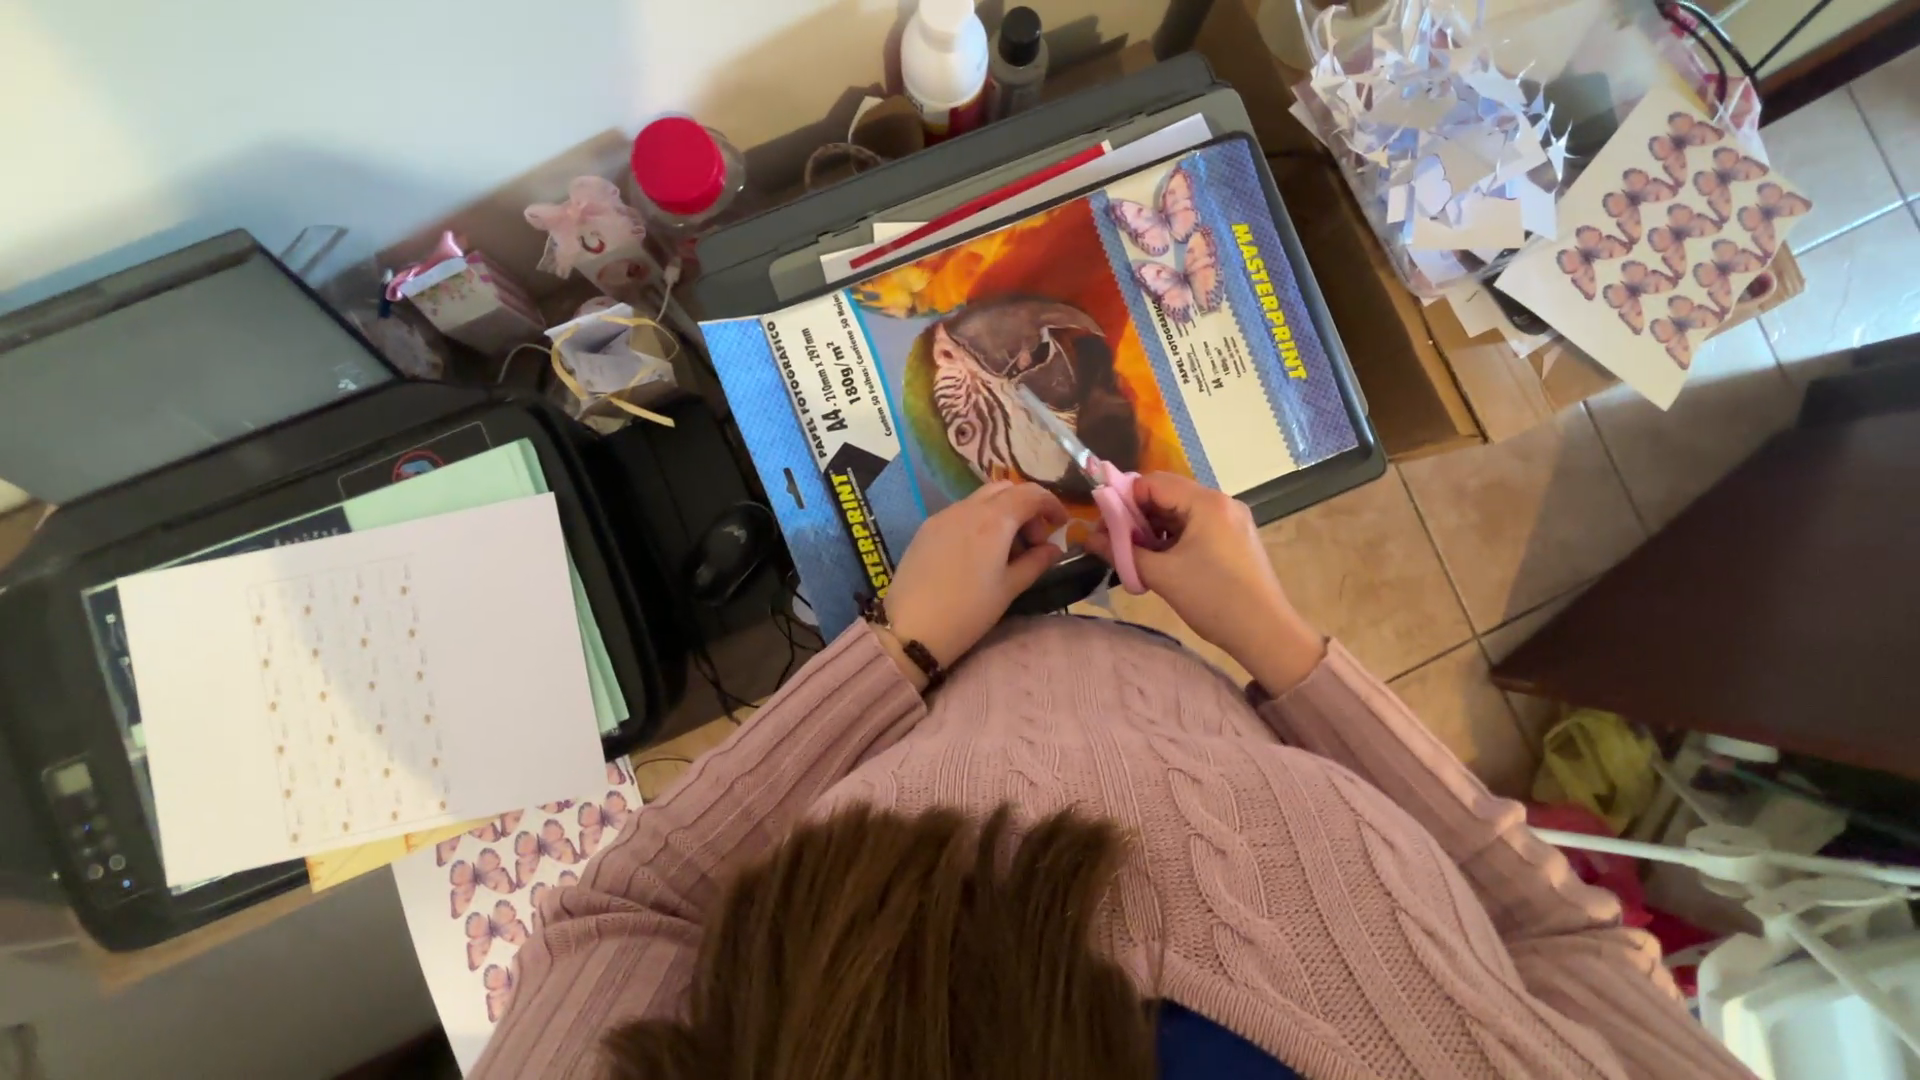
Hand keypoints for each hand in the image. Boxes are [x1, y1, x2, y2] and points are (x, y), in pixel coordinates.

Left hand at [879, 481, 1068, 684]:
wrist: (910, 629)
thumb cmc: (968, 612)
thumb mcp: (1009, 589)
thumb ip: (1035, 563)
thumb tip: (1053, 549)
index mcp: (994, 520)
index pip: (1031, 494)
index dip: (1051, 504)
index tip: (1061, 524)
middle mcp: (968, 508)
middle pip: (1005, 489)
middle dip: (1026, 506)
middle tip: (1033, 539)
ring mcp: (943, 515)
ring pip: (981, 499)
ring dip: (1002, 513)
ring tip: (1007, 549)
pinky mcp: (926, 528)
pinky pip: (960, 512)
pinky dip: (979, 520)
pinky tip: (979, 552)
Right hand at [1084, 472, 1323, 693]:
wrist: (1265, 632)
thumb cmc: (1213, 599)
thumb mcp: (1162, 575)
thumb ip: (1122, 551)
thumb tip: (1088, 538)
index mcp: (1206, 503)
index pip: (1152, 483)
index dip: (1123, 500)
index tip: (1104, 526)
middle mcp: (1221, 502)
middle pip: (1166, 494)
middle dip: (1136, 515)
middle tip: (1116, 542)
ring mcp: (1231, 519)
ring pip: (1179, 510)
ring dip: (1153, 527)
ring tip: (1136, 555)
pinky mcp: (1234, 536)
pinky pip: (1195, 525)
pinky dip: (1173, 537)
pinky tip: (1160, 560)